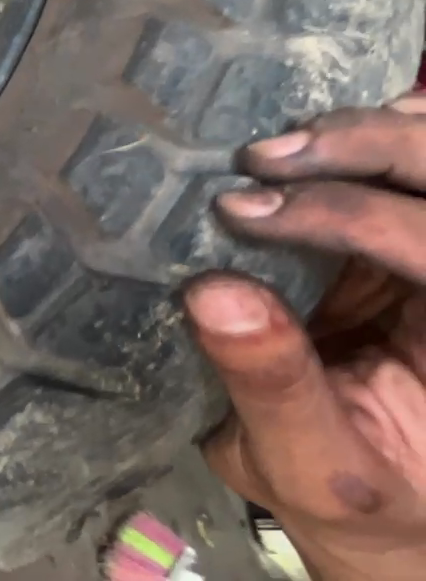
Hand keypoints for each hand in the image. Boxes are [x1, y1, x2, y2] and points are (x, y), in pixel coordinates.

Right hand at [187, 99, 425, 579]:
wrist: (375, 504)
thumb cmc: (353, 499)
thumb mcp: (316, 471)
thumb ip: (274, 389)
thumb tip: (214, 293)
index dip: (349, 214)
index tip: (240, 212)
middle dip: (370, 146)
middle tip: (260, 157)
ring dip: (375, 127)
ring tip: (272, 143)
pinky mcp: (402, 242)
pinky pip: (406, 173)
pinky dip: (389, 122)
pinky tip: (330, 117)